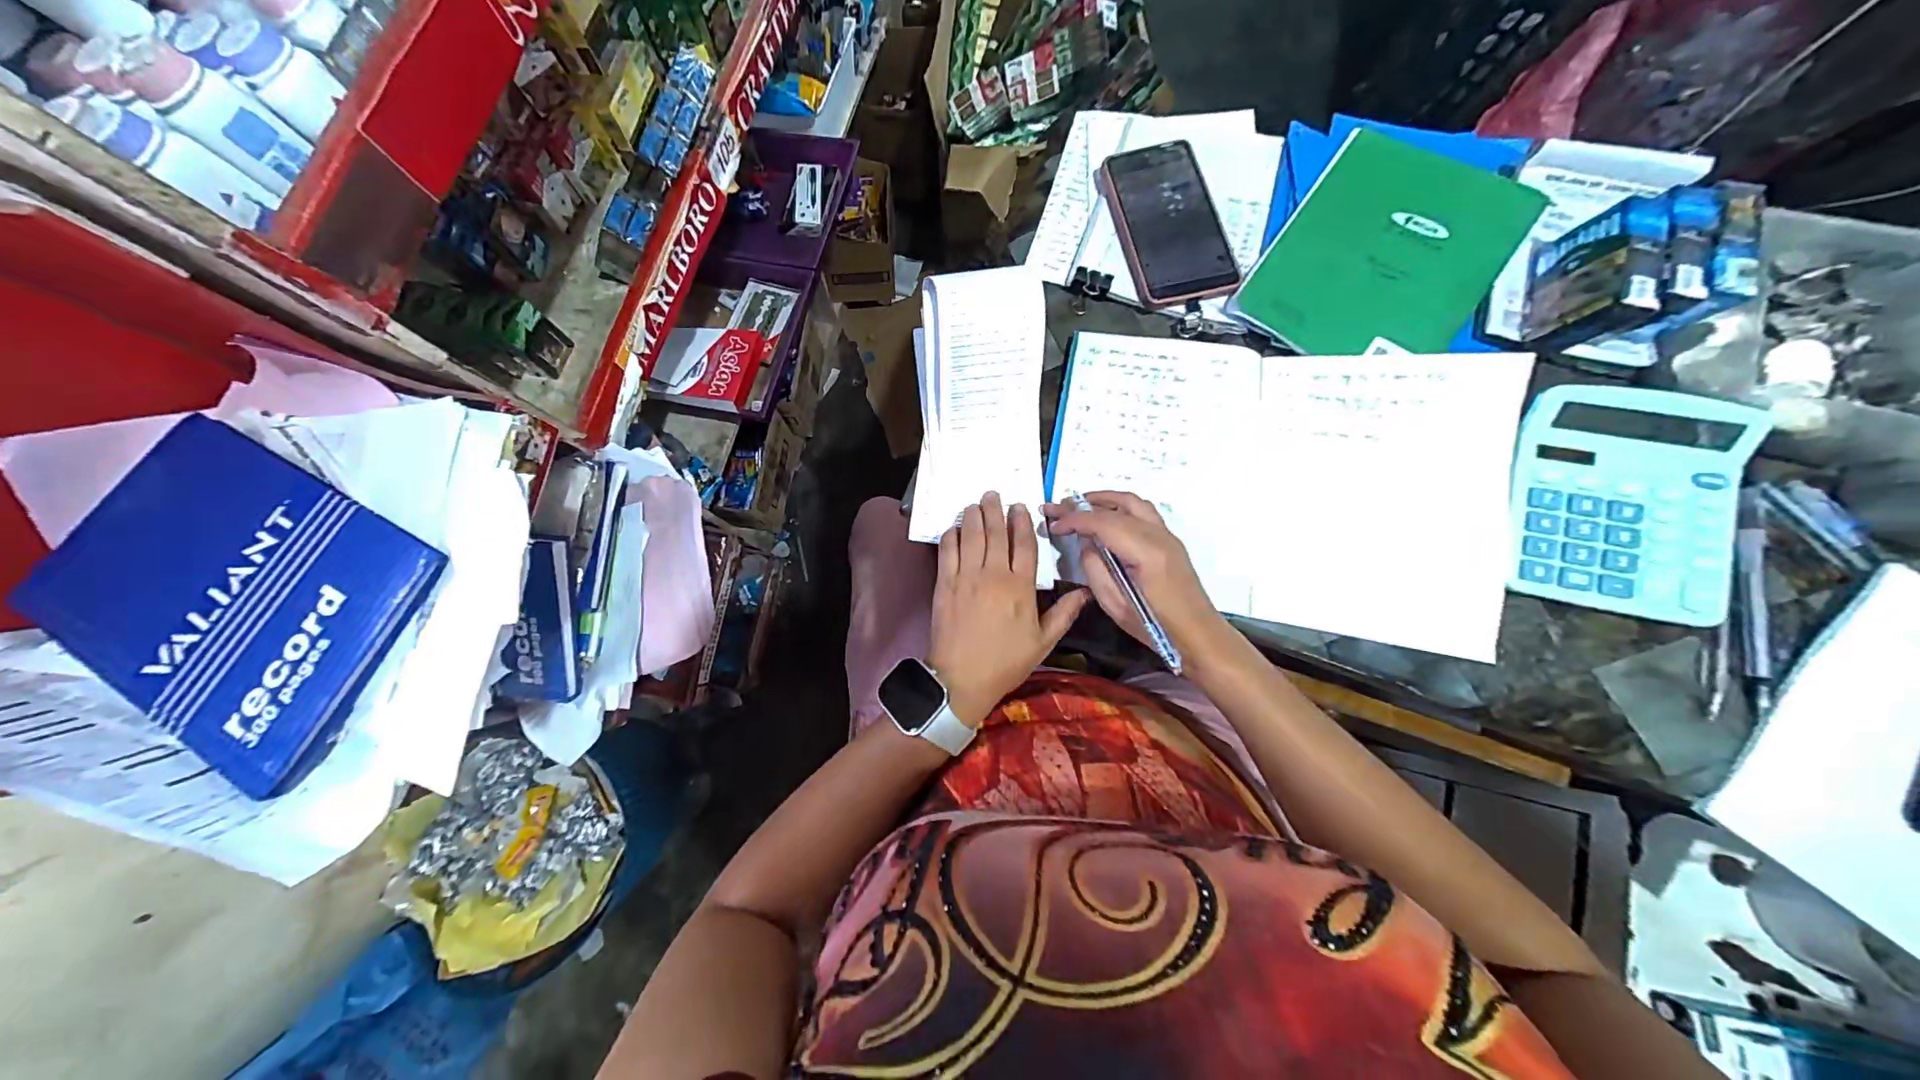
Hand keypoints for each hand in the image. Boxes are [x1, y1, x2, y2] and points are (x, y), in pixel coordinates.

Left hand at [930, 492, 1089, 727]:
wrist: (961, 679)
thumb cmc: (1005, 662)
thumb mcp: (1043, 642)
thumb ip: (1064, 614)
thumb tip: (1085, 592)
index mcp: (1020, 587)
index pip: (1023, 544)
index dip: (1021, 522)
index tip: (1019, 507)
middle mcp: (994, 575)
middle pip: (995, 533)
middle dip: (994, 510)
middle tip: (993, 495)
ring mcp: (966, 577)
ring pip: (971, 536)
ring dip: (972, 516)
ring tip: (975, 504)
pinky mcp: (944, 584)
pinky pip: (947, 551)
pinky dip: (951, 536)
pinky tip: (954, 528)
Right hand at [1042, 491, 1226, 654]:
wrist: (1199, 635)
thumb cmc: (1156, 627)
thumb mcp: (1115, 605)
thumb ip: (1095, 569)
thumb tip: (1086, 544)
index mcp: (1146, 553)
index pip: (1104, 522)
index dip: (1074, 519)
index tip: (1052, 523)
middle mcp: (1160, 536)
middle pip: (1117, 507)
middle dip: (1083, 504)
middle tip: (1057, 507)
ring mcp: (1168, 536)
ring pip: (1133, 503)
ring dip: (1104, 499)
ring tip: (1078, 504)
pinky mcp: (1170, 541)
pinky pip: (1142, 512)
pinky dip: (1119, 507)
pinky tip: (1104, 516)